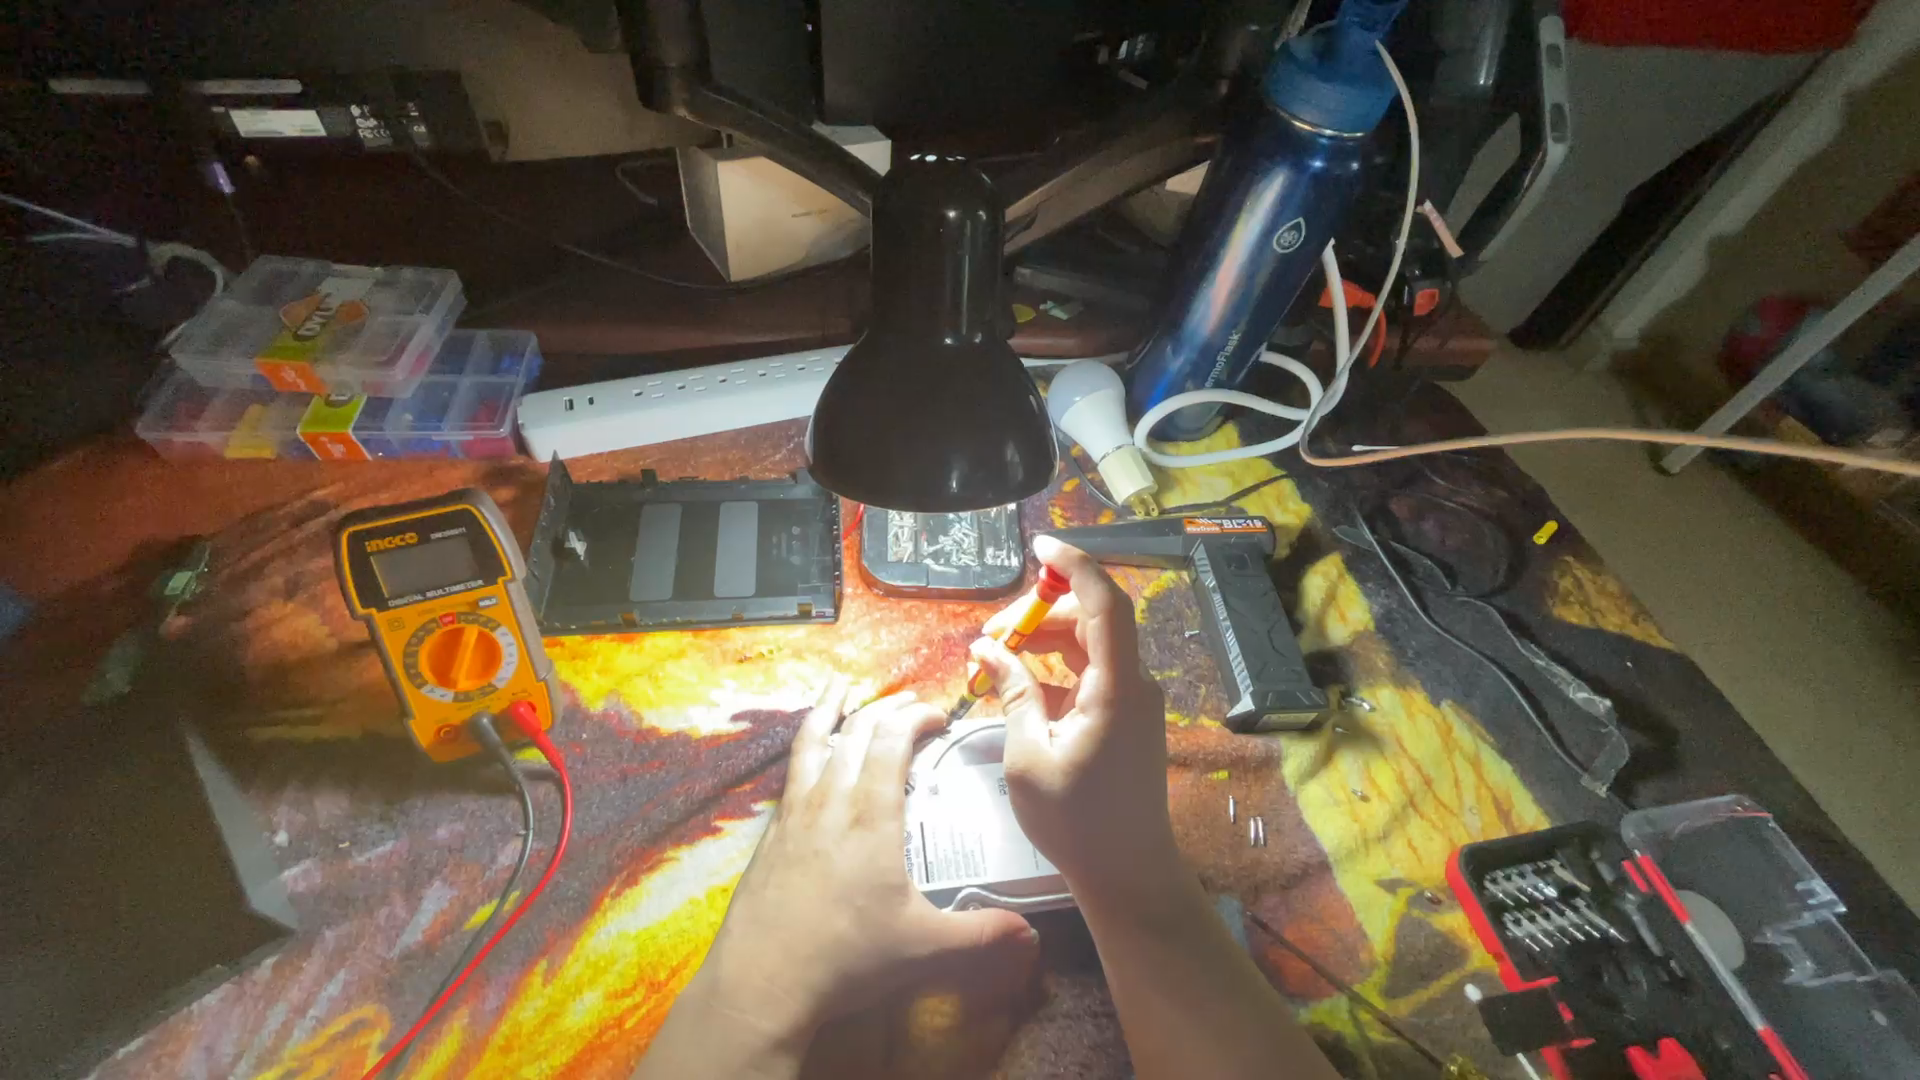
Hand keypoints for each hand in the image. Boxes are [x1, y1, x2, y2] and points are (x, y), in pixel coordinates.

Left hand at [692, 684, 1038, 1044]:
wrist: (760, 983)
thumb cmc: (847, 957)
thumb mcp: (923, 947)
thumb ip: (980, 935)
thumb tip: (1033, 936)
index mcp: (871, 813)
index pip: (892, 739)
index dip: (916, 716)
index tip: (939, 717)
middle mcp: (832, 799)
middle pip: (857, 731)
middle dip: (888, 708)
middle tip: (911, 705)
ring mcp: (796, 811)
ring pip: (814, 739)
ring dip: (833, 708)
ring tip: (840, 685)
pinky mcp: (774, 829)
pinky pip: (793, 767)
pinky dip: (806, 742)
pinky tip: (809, 749)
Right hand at [970, 536, 1176, 903]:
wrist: (1127, 873)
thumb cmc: (1076, 820)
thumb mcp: (1028, 753)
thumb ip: (1013, 691)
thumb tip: (987, 648)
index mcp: (1115, 687)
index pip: (1104, 603)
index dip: (1075, 565)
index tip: (1038, 545)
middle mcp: (1132, 682)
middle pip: (1088, 619)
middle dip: (1036, 614)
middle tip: (988, 635)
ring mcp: (1131, 699)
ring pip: (1086, 643)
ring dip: (1041, 640)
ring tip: (994, 655)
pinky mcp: (1123, 715)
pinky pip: (1088, 672)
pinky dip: (1054, 667)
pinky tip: (1018, 681)